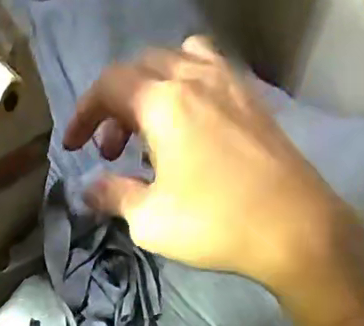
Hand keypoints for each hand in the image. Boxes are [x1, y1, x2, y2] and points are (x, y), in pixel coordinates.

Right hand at [63, 36, 363, 325]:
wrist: (291, 225)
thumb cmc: (212, 223)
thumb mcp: (149, 220)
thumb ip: (114, 196)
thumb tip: (89, 190)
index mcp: (164, 102)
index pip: (109, 85)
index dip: (83, 113)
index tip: (72, 148)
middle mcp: (196, 78)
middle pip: (141, 68)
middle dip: (115, 105)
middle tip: (109, 151)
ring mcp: (230, 84)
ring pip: (178, 62)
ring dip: (152, 90)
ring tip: (149, 134)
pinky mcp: (253, 101)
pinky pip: (209, 74)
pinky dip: (186, 92)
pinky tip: (189, 133)